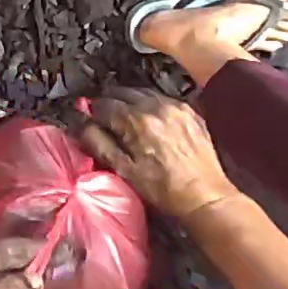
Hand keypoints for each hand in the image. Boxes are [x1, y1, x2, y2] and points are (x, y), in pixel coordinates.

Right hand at [80, 88, 237, 217]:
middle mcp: (155, 106)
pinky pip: (161, 99)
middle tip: (106, 120)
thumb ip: (96, 141)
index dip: (91, 114)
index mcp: (135, 120)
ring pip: (141, 92)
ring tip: (126, 119)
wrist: (207, 197)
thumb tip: (80, 122)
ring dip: (129, 101)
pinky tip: (148, 120)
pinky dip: (149, 105)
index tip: (90, 123)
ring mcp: (175, 107)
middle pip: (121, 91)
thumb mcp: (122, 168)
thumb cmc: (161, 188)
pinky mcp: (190, 112)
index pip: (101, 104)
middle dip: (109, 103)